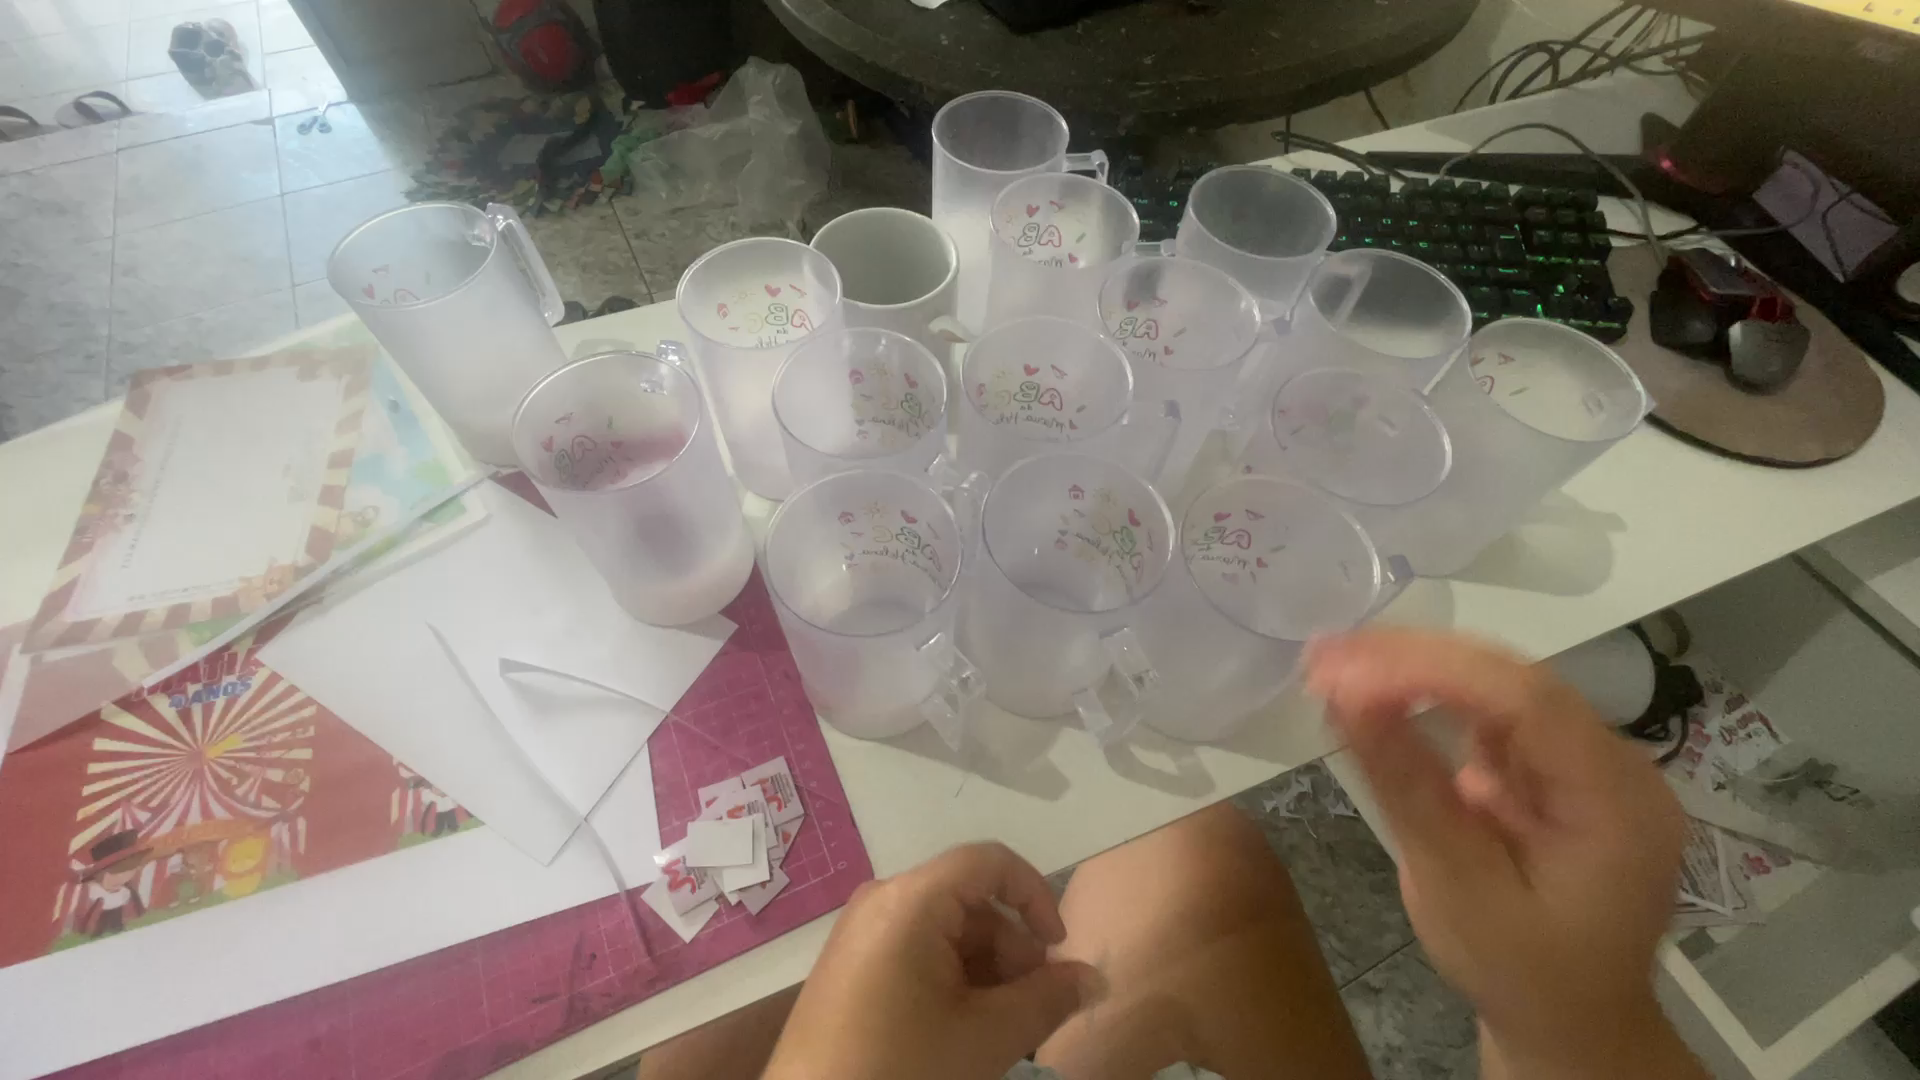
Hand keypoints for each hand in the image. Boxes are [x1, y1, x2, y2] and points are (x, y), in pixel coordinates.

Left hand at [762, 843, 1102, 1079]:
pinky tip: (962, 1028)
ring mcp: (862, 930)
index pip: (989, 861)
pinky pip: (916, 948)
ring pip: (945, 929)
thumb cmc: (901, 1070)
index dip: (1035, 895)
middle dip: (1011, 949)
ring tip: (1000, 1028)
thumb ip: (1046, 1000)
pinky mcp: (851, 961)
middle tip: (1034, 1009)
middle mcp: (883, 898)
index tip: (1059, 950)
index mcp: (911, 898)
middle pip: (969, 901)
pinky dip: (951, 978)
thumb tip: (1092, 978)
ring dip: (984, 970)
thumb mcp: (985, 1038)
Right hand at [1307, 628, 1698, 1078]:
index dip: (1429, 672)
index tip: (1342, 672)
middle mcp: (1610, 763)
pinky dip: (1417, 692)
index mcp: (1616, 801)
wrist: (1567, 1020)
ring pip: (1490, 682)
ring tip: (1330, 660)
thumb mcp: (1455, 884)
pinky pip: (1479, 708)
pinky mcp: (1540, 763)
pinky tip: (1368, 685)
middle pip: (1508, 680)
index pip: (1525, 701)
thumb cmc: (1518, 969)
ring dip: (1407, 665)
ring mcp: (1576, 759)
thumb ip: (1406, 785)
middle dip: (1410, 658)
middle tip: (1322, 654)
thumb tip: (1345, 697)